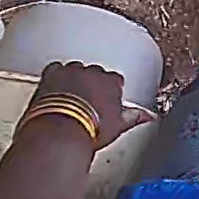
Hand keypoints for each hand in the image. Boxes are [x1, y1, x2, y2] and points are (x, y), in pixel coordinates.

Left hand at [30, 61, 147, 148]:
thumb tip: (145, 117)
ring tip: (70, 98)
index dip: (111, 91)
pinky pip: (55, 68)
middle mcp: (92, 72)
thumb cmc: (91, 128)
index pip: (115, 80)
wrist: (62, 130)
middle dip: (91, 84)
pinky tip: (55, 89)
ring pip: (75, 69)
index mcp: (111, 82)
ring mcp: (72, 72)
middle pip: (94, 73)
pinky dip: (55, 76)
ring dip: (73, 79)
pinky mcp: (52, 73)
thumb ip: (133, 116)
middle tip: (88, 102)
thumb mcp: (118, 125)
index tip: (107, 101)